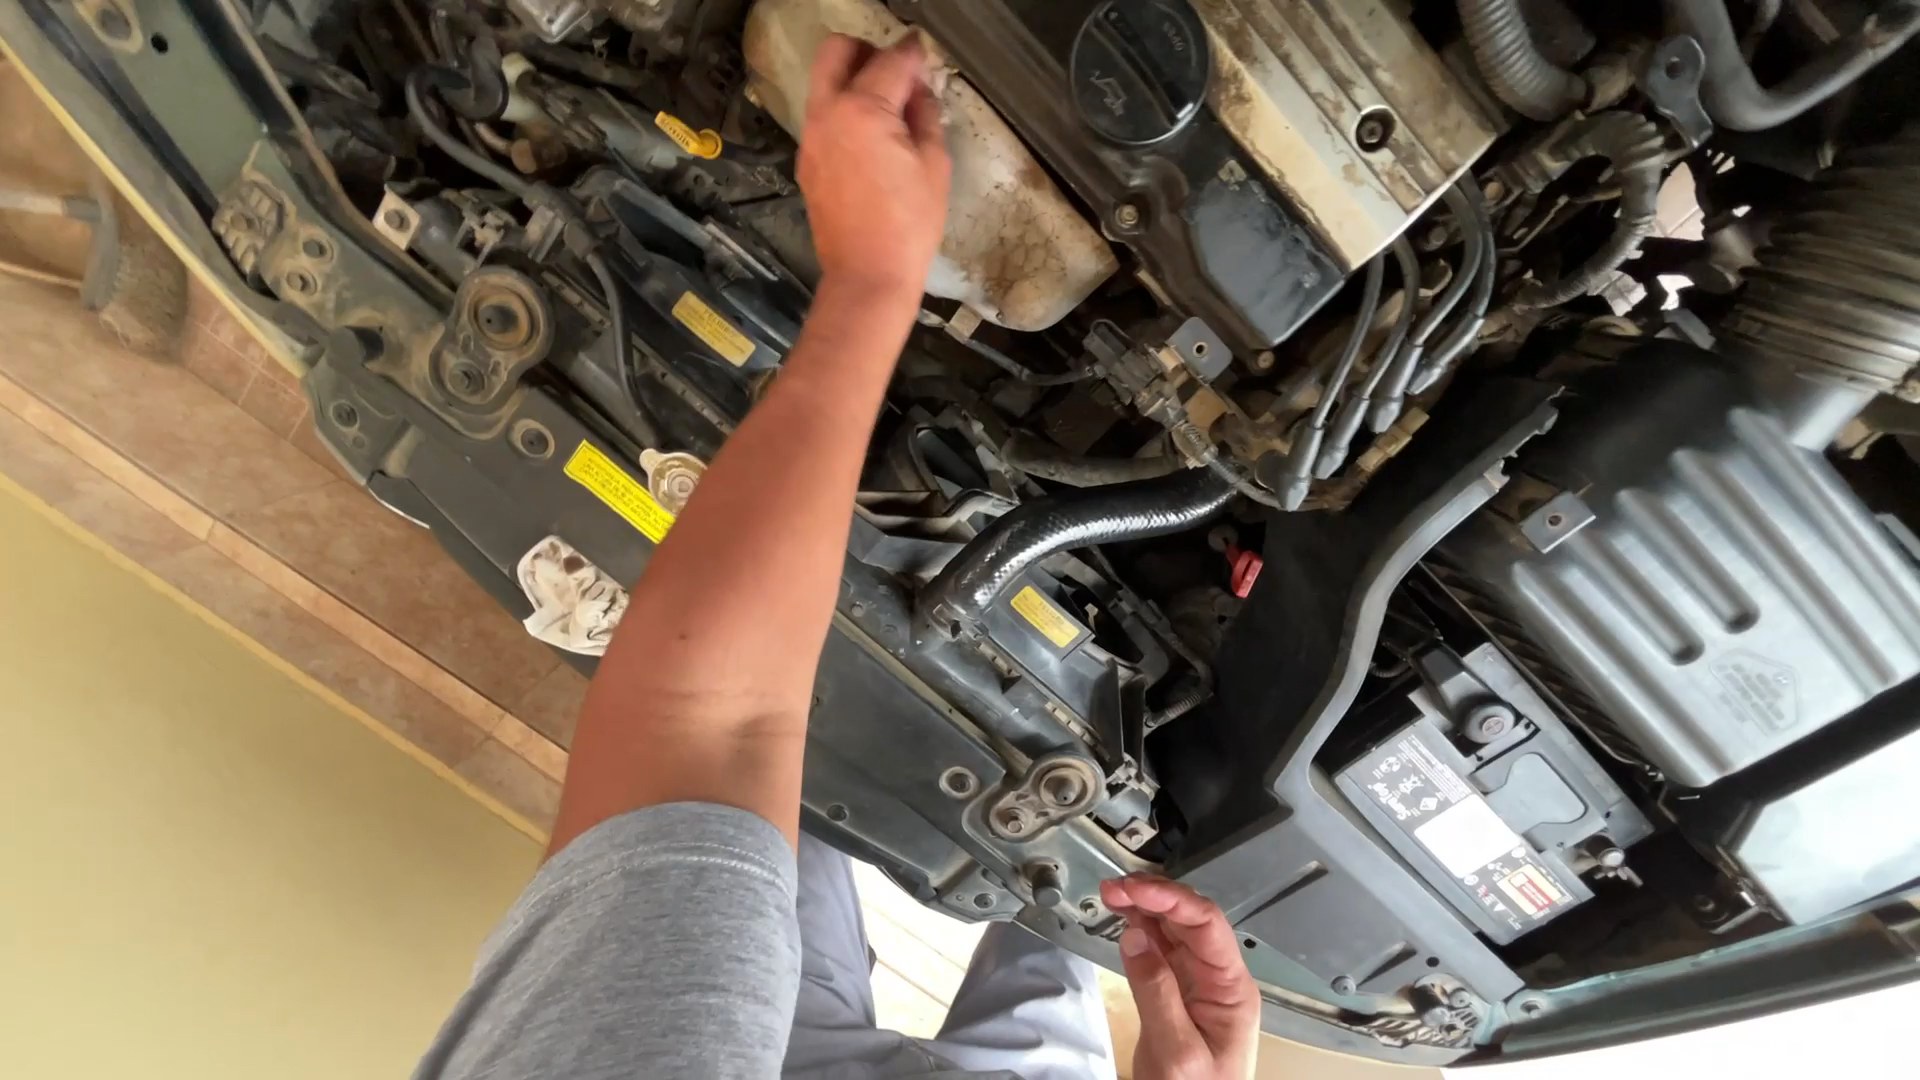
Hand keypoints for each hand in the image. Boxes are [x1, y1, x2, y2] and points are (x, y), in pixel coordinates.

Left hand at [797, 34, 951, 299]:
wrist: (868, 277)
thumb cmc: (908, 228)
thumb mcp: (934, 167)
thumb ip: (926, 117)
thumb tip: (919, 93)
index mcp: (862, 110)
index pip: (891, 61)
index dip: (914, 56)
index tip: (925, 60)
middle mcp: (827, 115)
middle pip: (837, 52)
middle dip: (868, 52)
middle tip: (896, 76)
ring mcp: (811, 140)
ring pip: (824, 85)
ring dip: (853, 84)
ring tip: (887, 115)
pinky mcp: (807, 164)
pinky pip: (822, 121)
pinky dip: (843, 116)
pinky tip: (870, 144)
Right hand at [1100, 874, 1260, 1079]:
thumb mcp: (1176, 1053)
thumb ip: (1156, 991)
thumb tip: (1134, 934)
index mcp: (1231, 987)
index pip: (1206, 924)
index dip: (1171, 898)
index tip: (1133, 888)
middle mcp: (1216, 975)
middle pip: (1189, 918)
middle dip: (1152, 895)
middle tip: (1112, 888)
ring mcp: (1196, 980)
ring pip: (1172, 926)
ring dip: (1142, 905)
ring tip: (1110, 893)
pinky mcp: (1175, 988)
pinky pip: (1158, 944)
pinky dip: (1138, 924)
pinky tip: (1121, 915)